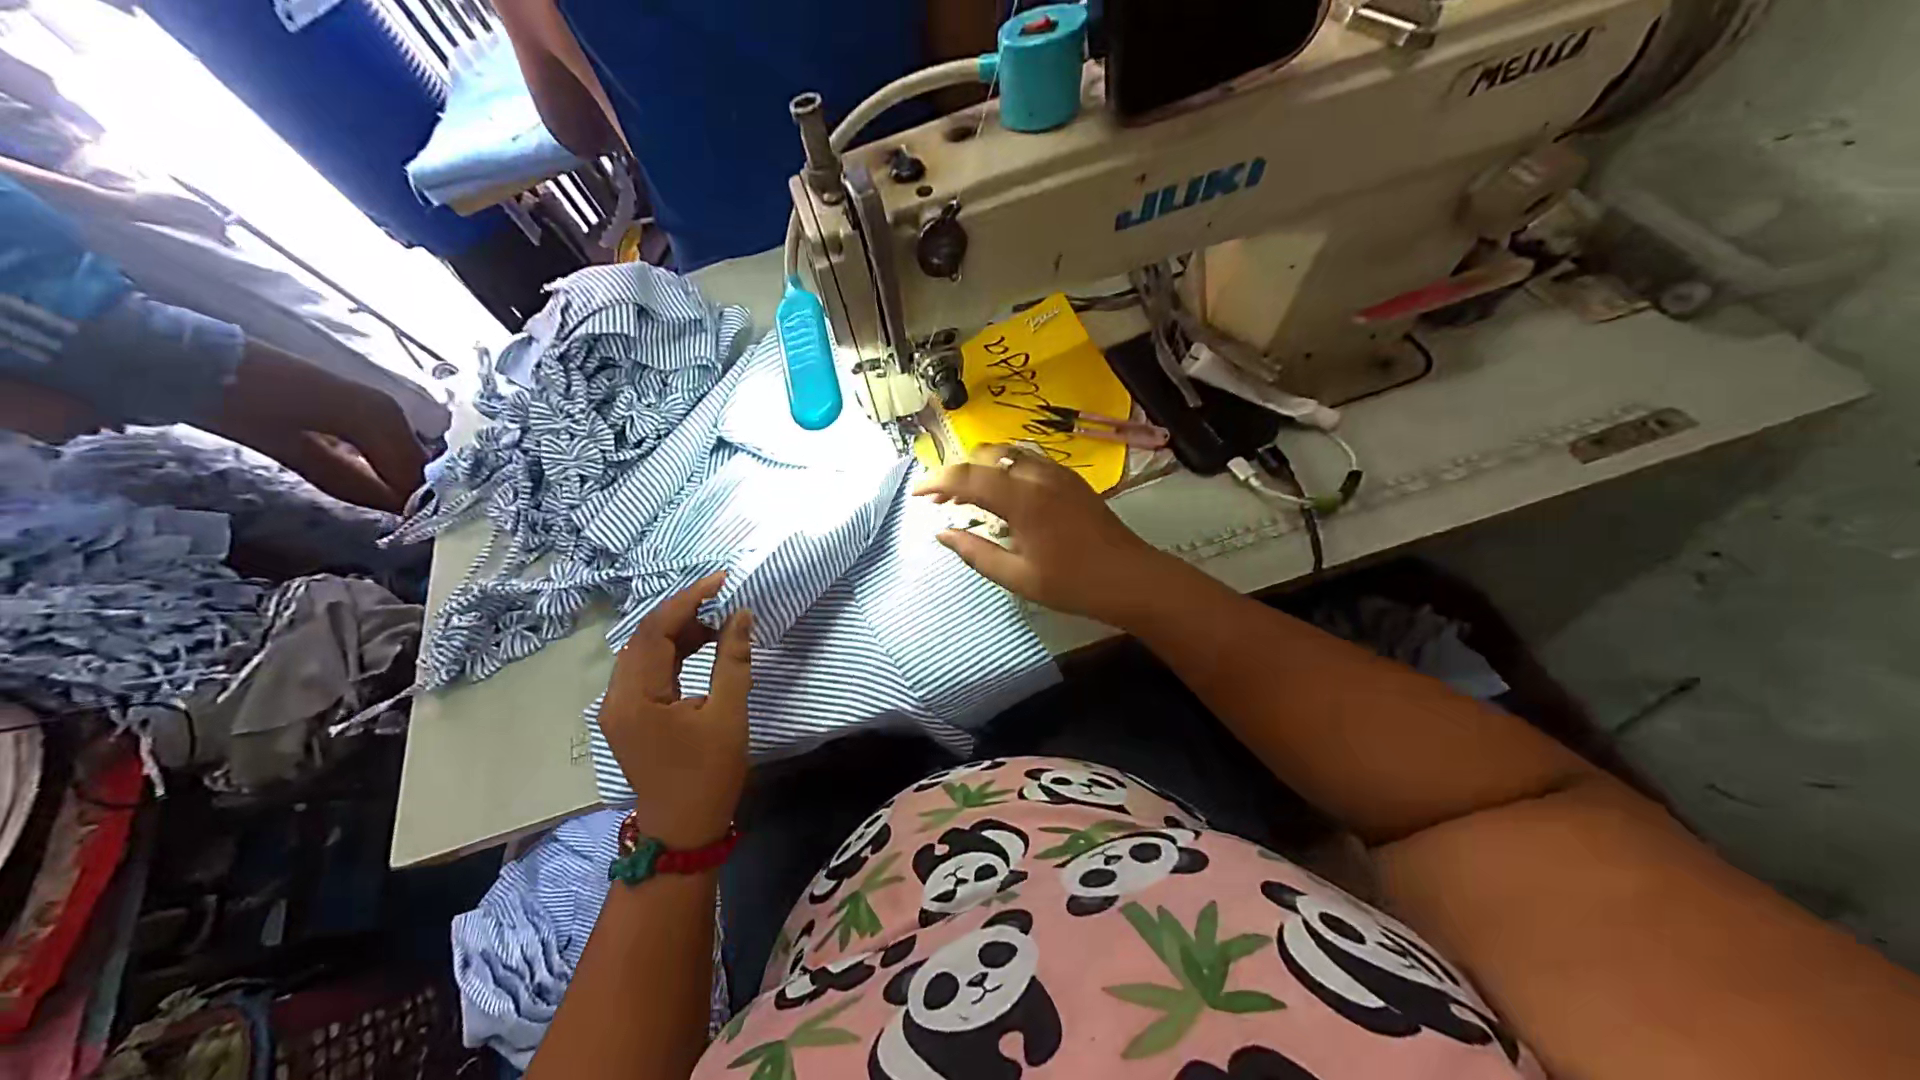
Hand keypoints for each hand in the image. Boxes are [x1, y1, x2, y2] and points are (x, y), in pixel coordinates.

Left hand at [598, 572, 752, 848]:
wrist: (684, 829)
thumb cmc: (708, 774)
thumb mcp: (728, 714)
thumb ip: (733, 660)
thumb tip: (741, 615)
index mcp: (635, 697)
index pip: (655, 631)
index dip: (687, 600)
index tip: (720, 581)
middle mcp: (616, 697)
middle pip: (645, 638)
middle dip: (684, 613)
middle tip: (724, 601)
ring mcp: (618, 708)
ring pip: (645, 652)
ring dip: (679, 633)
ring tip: (719, 623)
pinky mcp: (628, 716)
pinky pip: (647, 671)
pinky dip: (673, 654)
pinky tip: (702, 648)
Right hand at [912, 444, 1204, 628]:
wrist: (1131, 578)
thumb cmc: (1073, 583)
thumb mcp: (1017, 577)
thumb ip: (975, 552)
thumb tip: (943, 534)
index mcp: (1023, 499)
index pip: (968, 477)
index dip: (936, 482)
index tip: (916, 494)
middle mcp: (1039, 476)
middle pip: (986, 454)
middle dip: (957, 472)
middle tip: (941, 501)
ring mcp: (1058, 474)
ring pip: (1009, 454)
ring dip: (981, 468)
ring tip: (967, 497)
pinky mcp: (1070, 479)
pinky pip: (1028, 461)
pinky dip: (1004, 470)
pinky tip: (1002, 496)